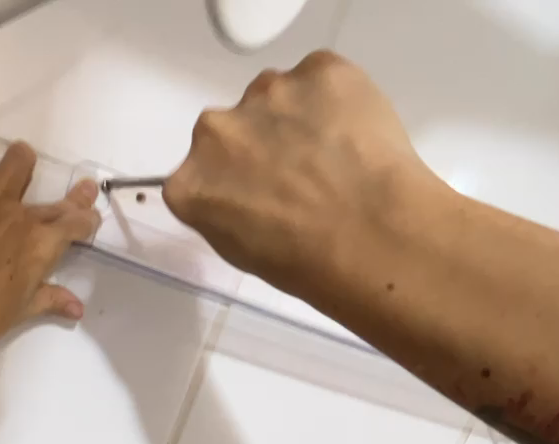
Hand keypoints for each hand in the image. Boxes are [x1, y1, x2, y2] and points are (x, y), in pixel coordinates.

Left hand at [0, 143, 100, 388]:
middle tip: (79, 193)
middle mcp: (19, 216)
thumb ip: (53, 299)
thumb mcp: (23, 310)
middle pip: (55, 200)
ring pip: (17, 161)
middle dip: (73, 198)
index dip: (87, 219)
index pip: (76, 221)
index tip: (89, 218)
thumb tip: (77, 308)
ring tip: (22, 172)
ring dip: (24, 165)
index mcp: (42, 244)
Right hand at [164, 51, 445, 298]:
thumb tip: (239, 191)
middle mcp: (215, 129)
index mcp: (188, 182)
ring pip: (273, 100)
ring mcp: (265, 92)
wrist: (369, 234)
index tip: (252, 199)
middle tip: (292, 177)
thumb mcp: (237, 249)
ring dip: (291, 119)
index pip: (196, 175)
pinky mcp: (318, 68)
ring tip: (328, 156)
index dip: (228, 185)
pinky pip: (319, 78)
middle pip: (229, 130)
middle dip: (254, 146)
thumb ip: (221, 207)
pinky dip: (332, 100)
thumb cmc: (299, 262)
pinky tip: (351, 135)